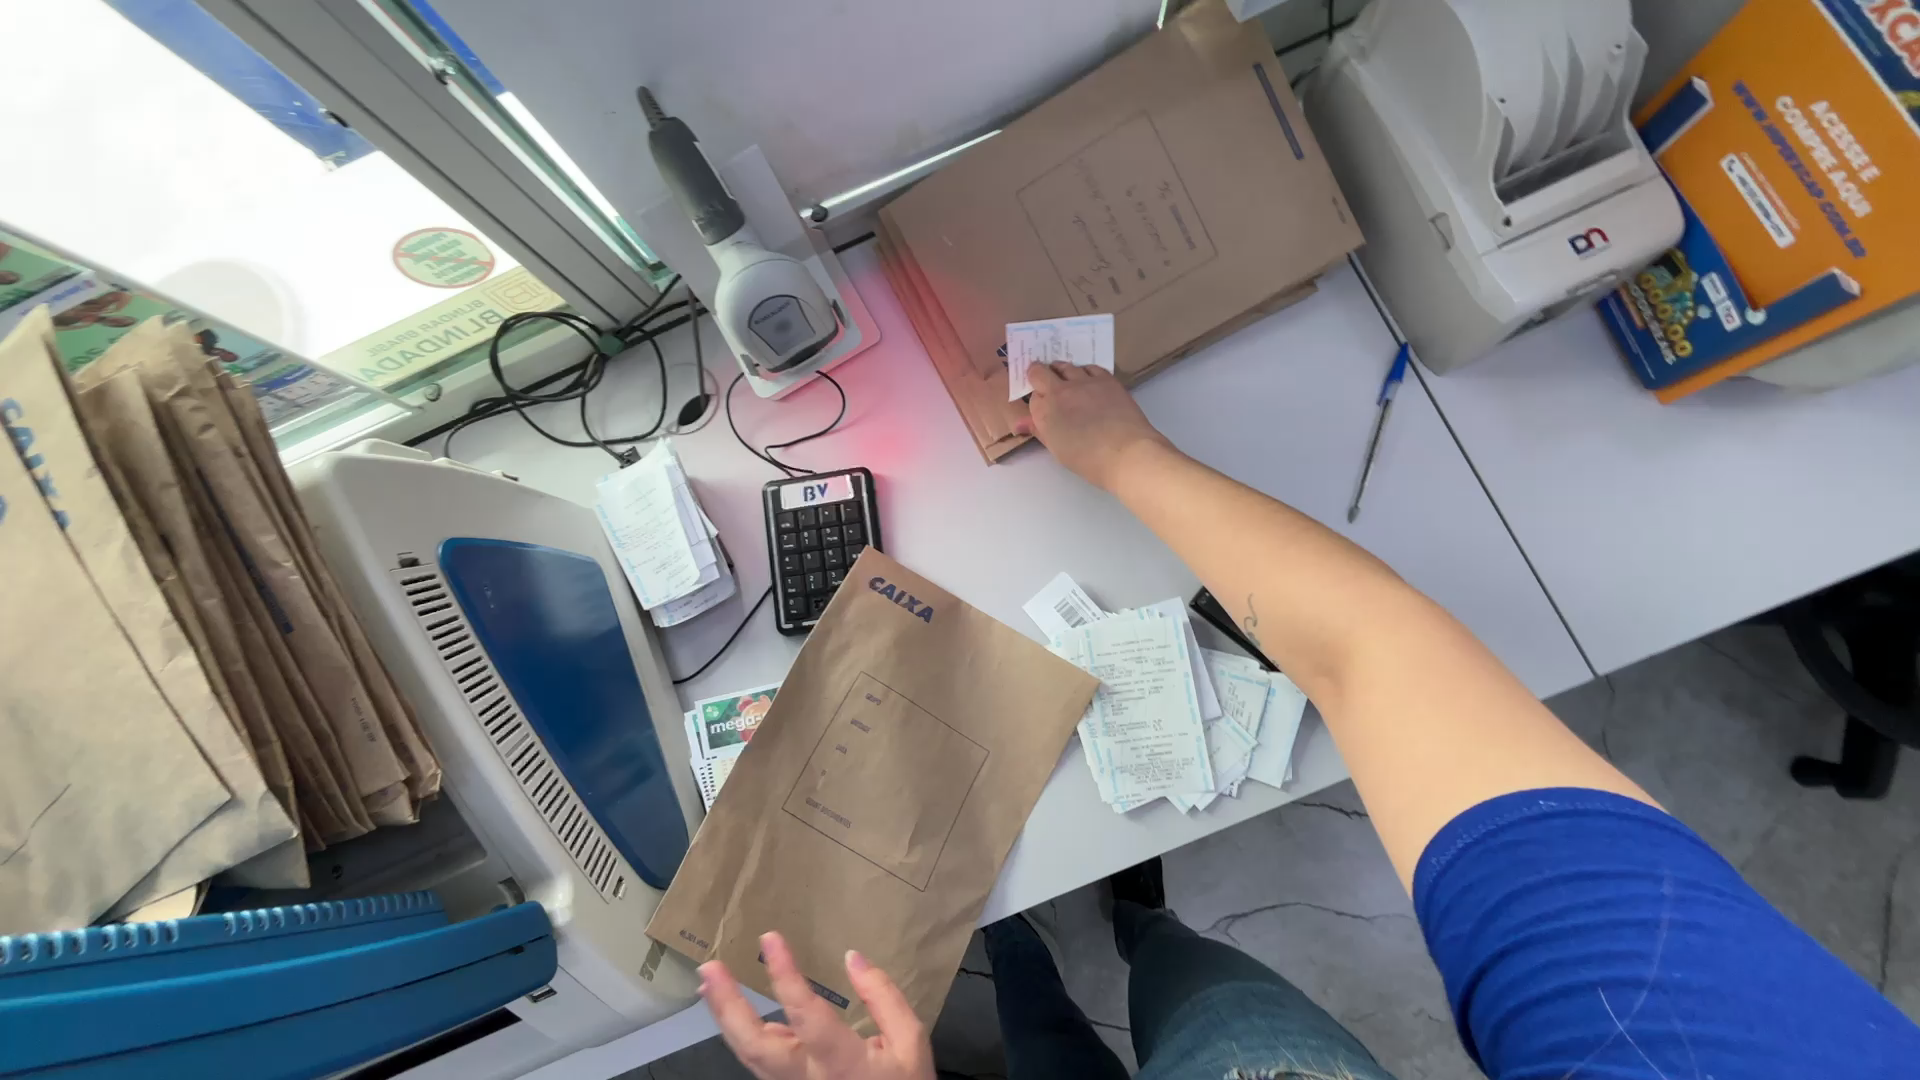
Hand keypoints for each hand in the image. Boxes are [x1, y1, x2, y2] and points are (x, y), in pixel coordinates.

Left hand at [700, 932, 935, 1079]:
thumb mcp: (910, 1042)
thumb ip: (883, 997)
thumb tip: (853, 957)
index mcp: (840, 1064)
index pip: (806, 1015)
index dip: (785, 975)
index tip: (770, 938)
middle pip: (756, 1046)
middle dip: (729, 1006)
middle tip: (709, 968)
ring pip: (750, 1055)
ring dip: (726, 1016)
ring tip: (709, 982)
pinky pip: (760, 1059)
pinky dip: (741, 1030)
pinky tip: (733, 1009)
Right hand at [1016, 362, 1173, 491]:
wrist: (1125, 453)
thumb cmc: (1088, 460)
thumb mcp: (1057, 450)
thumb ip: (1040, 431)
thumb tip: (1022, 423)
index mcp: (1043, 412)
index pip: (1032, 398)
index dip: (1037, 401)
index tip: (1043, 407)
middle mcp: (1059, 392)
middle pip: (1040, 372)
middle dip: (1039, 374)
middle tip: (1044, 381)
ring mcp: (1083, 382)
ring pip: (1065, 366)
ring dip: (1061, 370)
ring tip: (1065, 377)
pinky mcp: (1105, 379)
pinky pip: (1089, 367)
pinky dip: (1085, 371)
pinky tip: (1088, 379)